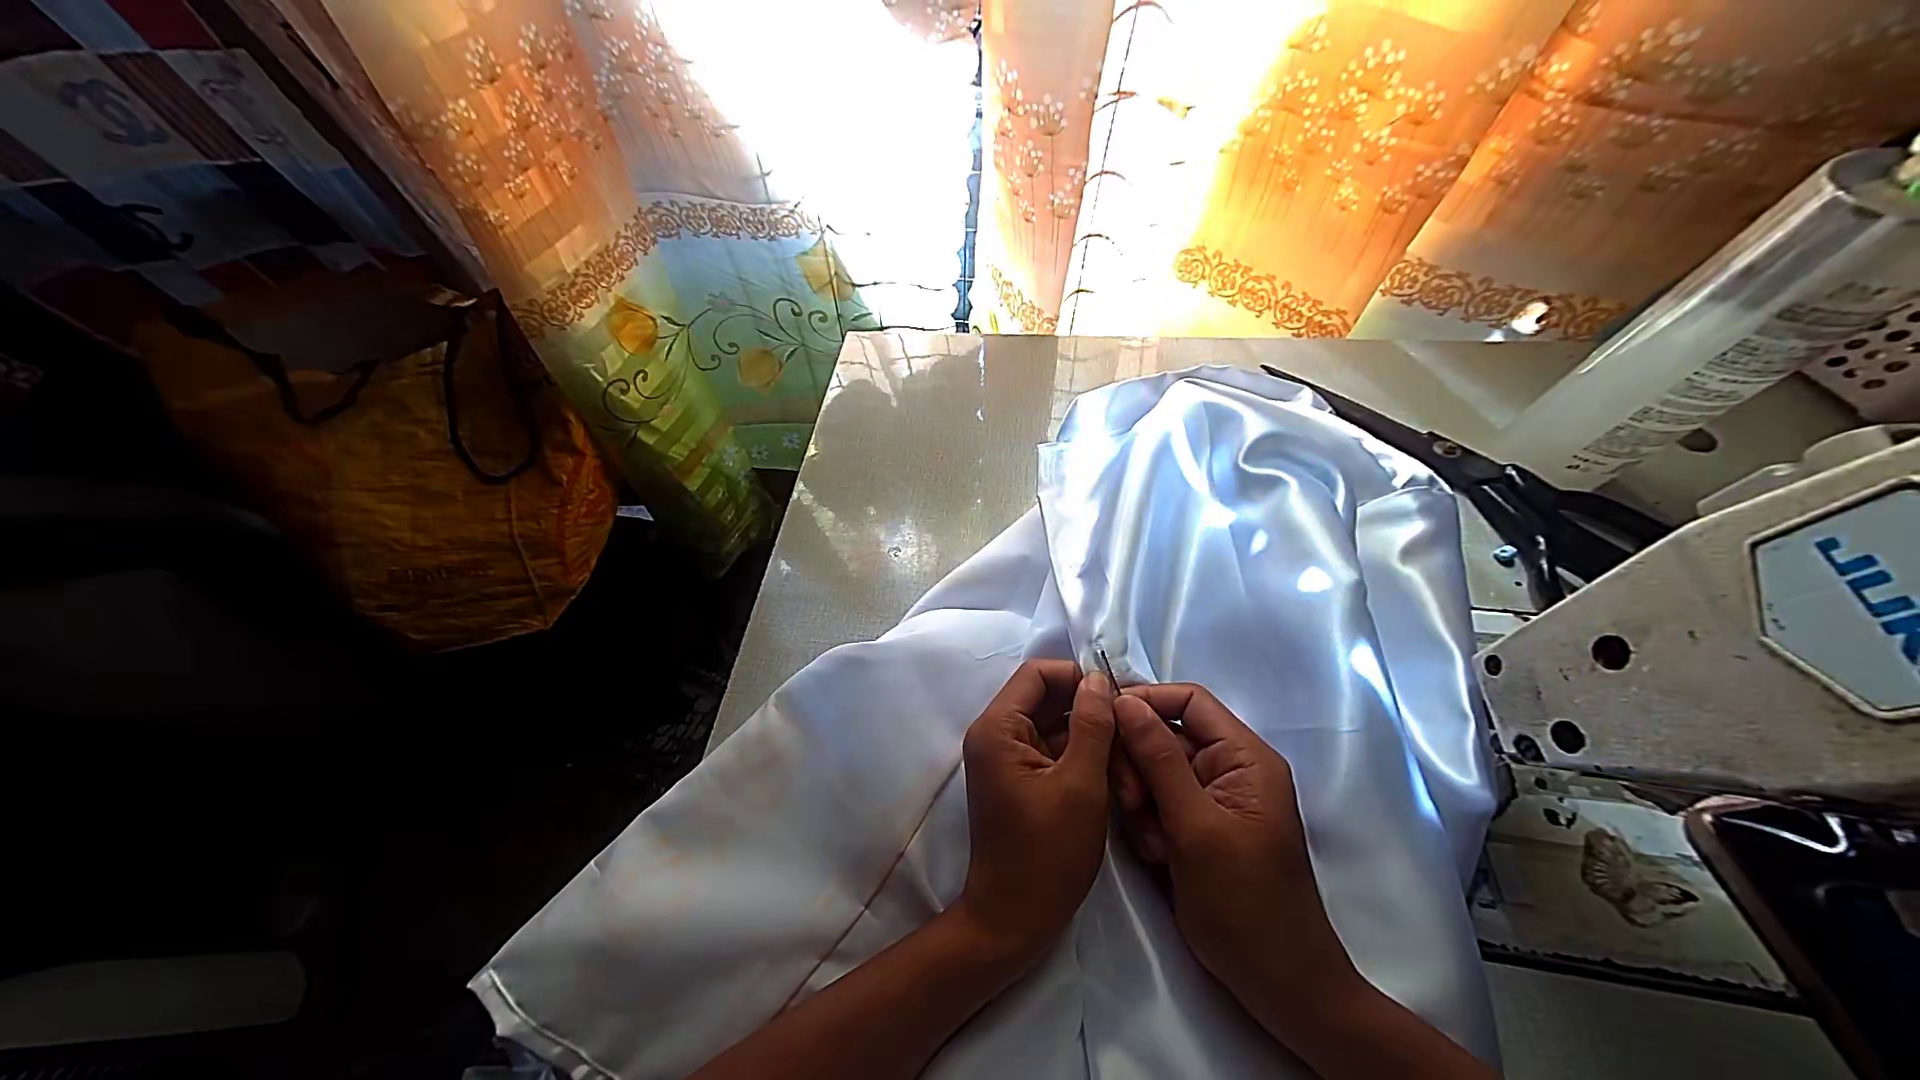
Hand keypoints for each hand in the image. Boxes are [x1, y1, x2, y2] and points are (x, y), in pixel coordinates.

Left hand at [956, 660, 1115, 959]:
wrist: (1014, 921)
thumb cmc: (1047, 854)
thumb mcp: (1080, 785)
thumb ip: (1092, 725)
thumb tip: (1097, 679)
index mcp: (998, 728)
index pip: (1038, 674)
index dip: (1079, 677)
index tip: (1121, 697)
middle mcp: (996, 735)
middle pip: (1049, 700)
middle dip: (1093, 714)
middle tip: (1136, 735)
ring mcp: (1008, 759)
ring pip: (1057, 728)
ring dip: (1095, 742)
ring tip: (1132, 772)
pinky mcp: (1022, 780)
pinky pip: (1056, 753)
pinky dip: (1085, 761)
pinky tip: (1119, 783)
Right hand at [1110, 684, 1361, 1025]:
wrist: (1276, 984)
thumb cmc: (1244, 903)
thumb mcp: (1195, 825)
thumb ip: (1158, 758)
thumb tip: (1125, 702)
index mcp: (1244, 757)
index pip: (1189, 700)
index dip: (1145, 701)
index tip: (1104, 720)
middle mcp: (1228, 769)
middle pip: (1165, 736)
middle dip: (1140, 766)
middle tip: (1130, 802)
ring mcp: (1212, 799)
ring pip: (1154, 772)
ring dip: (1142, 801)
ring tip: (1154, 842)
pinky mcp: (1196, 826)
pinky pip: (1158, 804)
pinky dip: (1149, 825)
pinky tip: (1159, 856)